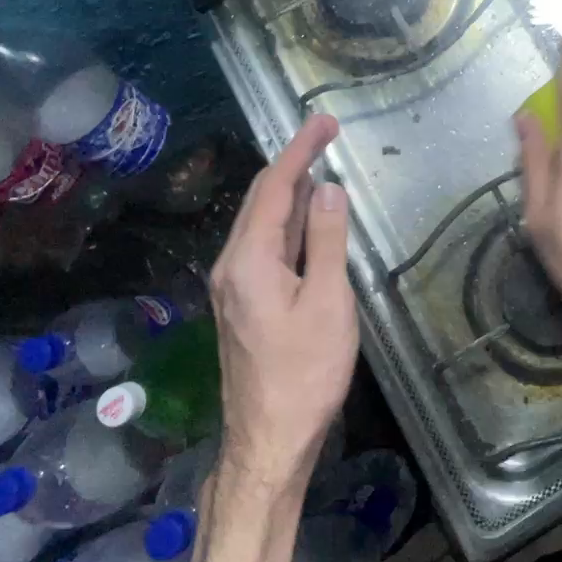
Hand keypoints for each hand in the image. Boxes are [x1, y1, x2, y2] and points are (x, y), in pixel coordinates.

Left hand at [208, 114, 357, 494]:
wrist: (269, 440)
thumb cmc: (305, 373)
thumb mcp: (328, 303)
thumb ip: (328, 241)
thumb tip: (328, 189)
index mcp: (249, 261)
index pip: (274, 188)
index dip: (300, 150)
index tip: (325, 121)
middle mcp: (232, 266)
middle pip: (261, 200)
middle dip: (293, 162)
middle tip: (327, 134)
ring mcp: (234, 286)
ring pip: (262, 222)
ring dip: (291, 190)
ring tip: (321, 164)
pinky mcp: (244, 303)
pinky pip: (265, 245)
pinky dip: (289, 221)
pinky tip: (309, 218)